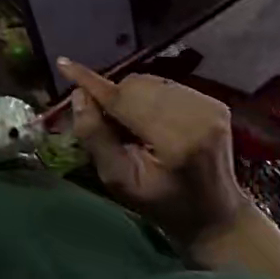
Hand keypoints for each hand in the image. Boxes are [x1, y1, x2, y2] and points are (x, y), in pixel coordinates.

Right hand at [60, 59, 249, 244]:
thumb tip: (78, 96)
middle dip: (112, 98)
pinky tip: (149, 121)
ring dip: (129, 97)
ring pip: (149, 82)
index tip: (64, 65)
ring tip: (129, 126)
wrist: (215, 213)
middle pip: (135, 86)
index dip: (92, 83)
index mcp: (177, 140)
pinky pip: (165, 86)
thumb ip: (96, 138)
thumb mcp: (119, 181)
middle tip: (105, 125)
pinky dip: (148, 98)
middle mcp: (198, 115)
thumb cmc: (162, 204)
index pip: (125, 100)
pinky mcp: (214, 102)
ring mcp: (210, 106)